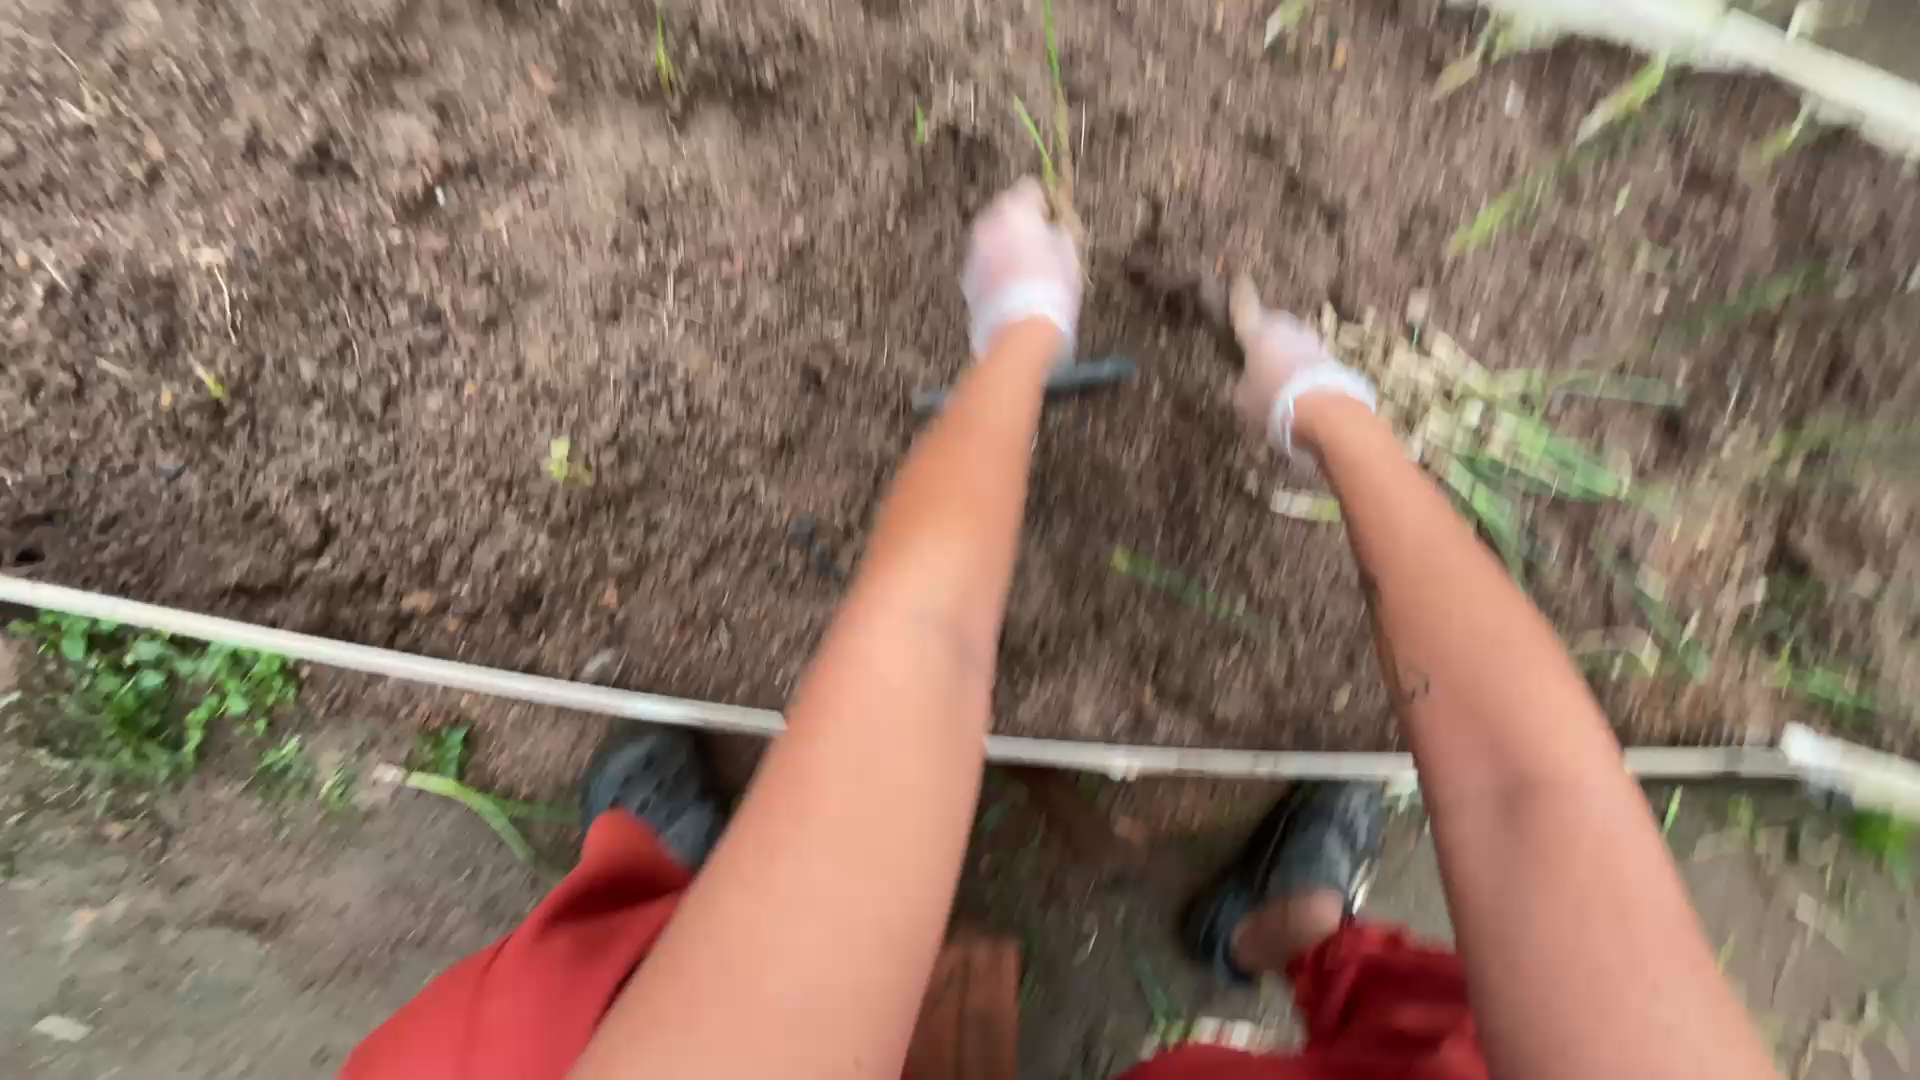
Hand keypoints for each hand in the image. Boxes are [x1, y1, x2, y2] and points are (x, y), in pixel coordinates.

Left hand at [962, 177, 1080, 359]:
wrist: (1020, 335)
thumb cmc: (1051, 293)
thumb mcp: (1069, 257)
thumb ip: (1061, 233)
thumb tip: (1056, 230)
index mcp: (1016, 211)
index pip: (1030, 189)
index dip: (1045, 204)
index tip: (1054, 220)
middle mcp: (988, 225)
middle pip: (1006, 213)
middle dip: (1021, 226)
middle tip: (1041, 247)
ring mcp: (974, 253)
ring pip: (993, 240)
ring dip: (1006, 248)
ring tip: (1027, 273)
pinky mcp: (968, 280)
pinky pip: (985, 265)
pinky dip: (996, 270)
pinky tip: (1012, 290)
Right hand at [1230, 274, 1375, 453]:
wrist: (1324, 411)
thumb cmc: (1272, 401)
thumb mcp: (1242, 398)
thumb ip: (1240, 383)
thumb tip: (1241, 379)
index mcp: (1258, 333)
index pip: (1244, 306)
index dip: (1239, 294)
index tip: (1238, 279)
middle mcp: (1284, 328)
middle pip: (1269, 319)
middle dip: (1261, 327)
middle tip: (1251, 342)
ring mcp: (1308, 339)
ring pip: (1289, 335)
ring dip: (1281, 345)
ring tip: (1273, 366)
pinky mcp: (1326, 354)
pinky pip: (1304, 352)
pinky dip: (1296, 359)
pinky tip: (1292, 378)